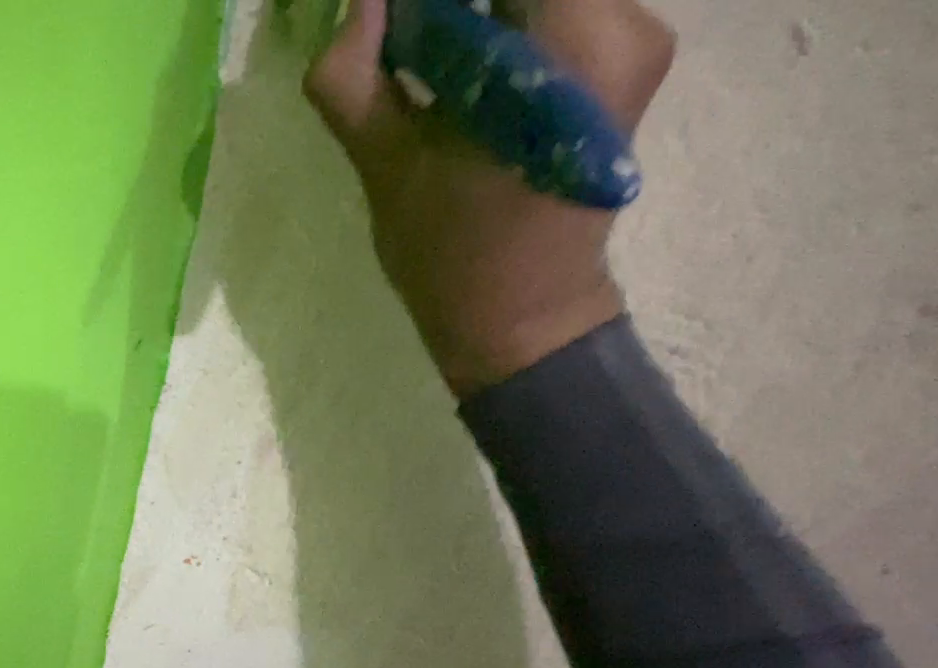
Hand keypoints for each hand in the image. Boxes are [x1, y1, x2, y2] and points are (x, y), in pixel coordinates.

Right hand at [302, 0, 676, 395]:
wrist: (524, 315)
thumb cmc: (451, 256)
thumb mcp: (387, 170)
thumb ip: (354, 81)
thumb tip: (355, 5)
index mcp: (573, 51)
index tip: (387, 16)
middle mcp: (627, 25)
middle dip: (449, 5)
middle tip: (393, 34)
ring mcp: (633, 40)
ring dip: (471, 12)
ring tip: (412, 53)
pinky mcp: (622, 61)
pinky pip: (551, 11)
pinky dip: (497, 21)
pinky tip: (450, 61)